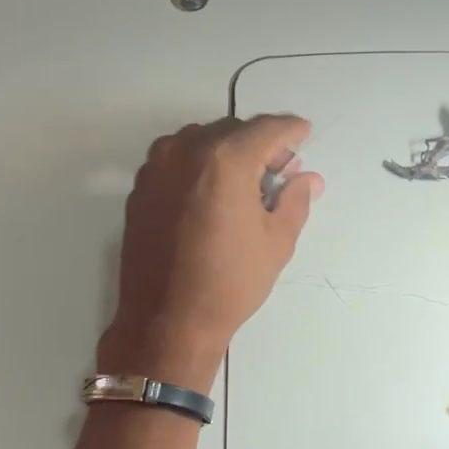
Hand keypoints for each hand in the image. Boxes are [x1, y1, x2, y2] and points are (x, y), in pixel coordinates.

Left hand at [98, 115, 324, 391]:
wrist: (168, 319)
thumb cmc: (230, 283)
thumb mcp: (276, 243)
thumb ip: (295, 201)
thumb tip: (308, 179)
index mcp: (226, 160)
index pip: (266, 129)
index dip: (290, 130)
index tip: (304, 134)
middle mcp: (186, 151)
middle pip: (231, 130)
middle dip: (259, 143)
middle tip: (281, 170)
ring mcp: (157, 168)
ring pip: (200, 141)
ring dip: (227, 151)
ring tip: (246, 184)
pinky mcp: (141, 189)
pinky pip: (176, 160)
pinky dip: (199, 166)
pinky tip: (213, 196)